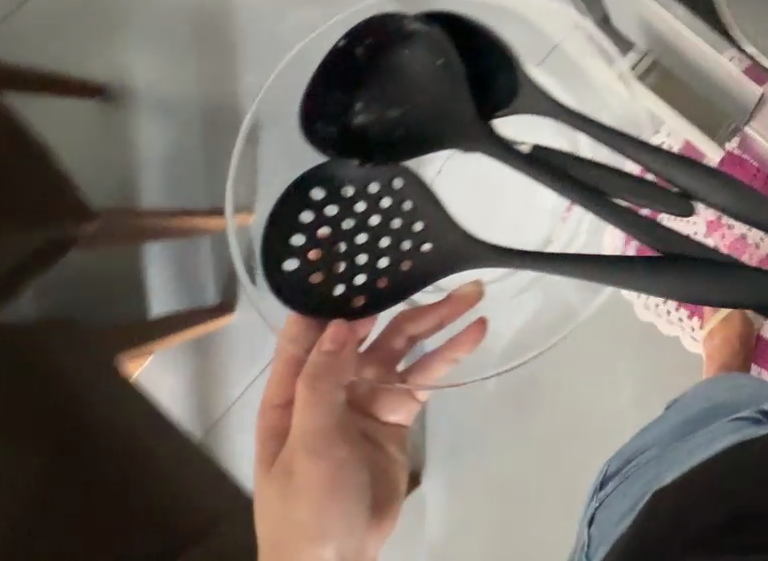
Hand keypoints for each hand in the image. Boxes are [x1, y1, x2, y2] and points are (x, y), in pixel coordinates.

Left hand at [253, 284, 488, 560]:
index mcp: (293, 391)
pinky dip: (448, 355)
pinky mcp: (398, 414)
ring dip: (437, 323)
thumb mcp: (308, 444)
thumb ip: (323, 381)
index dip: (329, 296)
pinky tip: (474, 334)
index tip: (353, 260)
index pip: (309, 332)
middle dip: (405, 304)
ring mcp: (368, 398)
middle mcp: (332, 385)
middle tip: (444, 279)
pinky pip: (424, 376)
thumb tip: (343, 322)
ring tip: (473, 297)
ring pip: (404, 349)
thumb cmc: (305, 506)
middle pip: (371, 332)